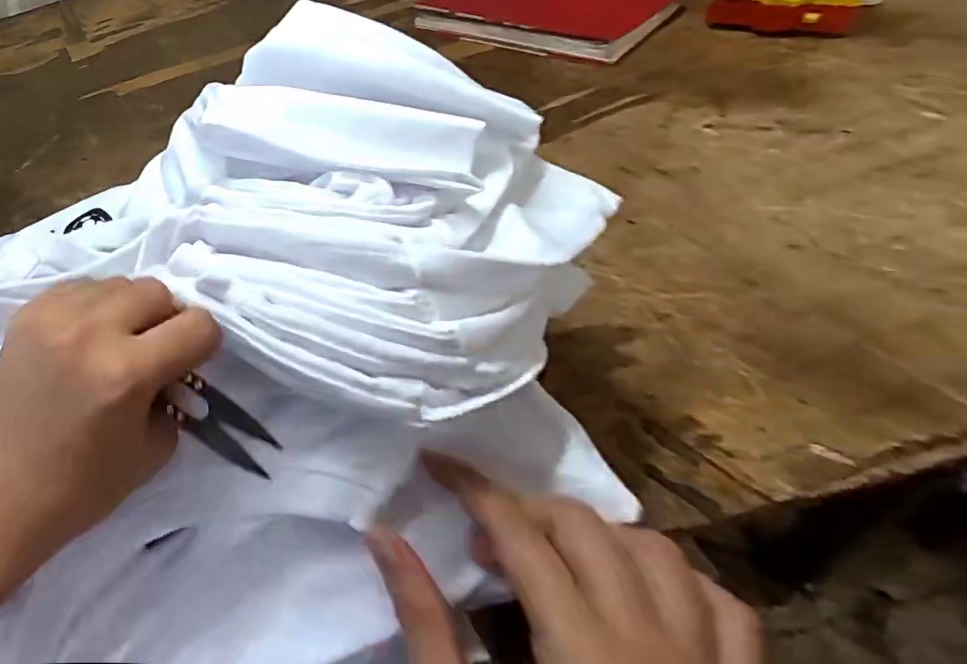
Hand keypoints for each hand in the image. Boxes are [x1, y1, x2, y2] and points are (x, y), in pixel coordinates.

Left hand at [0, 277, 222, 559]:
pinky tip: (82, 336)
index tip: (191, 360)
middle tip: (152, 350)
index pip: (196, 325)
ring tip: (113, 341)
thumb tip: (178, 363)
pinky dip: (90, 305)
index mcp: (126, 371)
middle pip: (155, 290)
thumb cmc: (83, 482)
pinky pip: (77, 287)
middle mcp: (91, 330)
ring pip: (116, 283)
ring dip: (126, 308)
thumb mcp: (152, 448)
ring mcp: (54, 315)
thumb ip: (174, 395)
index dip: (203, 344)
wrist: (6, 482)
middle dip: (165, 319)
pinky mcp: (27, 311)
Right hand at [366, 455, 762, 663]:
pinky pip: (726, 609)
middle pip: (583, 526)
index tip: (433, 463)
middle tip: (485, 541)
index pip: (518, 529)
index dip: (470, 486)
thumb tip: (382, 535)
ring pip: (658, 552)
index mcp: (580, 647)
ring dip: (597, 536)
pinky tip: (635, 594)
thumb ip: (424, 619)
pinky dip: (676, 581)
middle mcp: (651, 642)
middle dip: (523, 508)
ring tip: (557, 559)